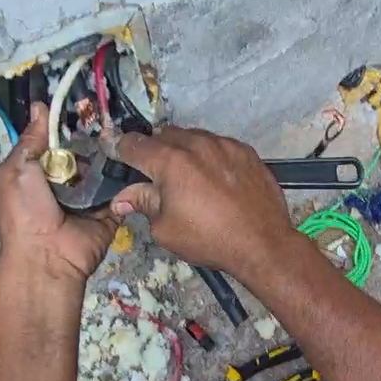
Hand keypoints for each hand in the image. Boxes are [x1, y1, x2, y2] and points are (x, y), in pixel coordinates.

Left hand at [0, 103, 117, 283]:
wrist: (47, 255)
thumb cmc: (24, 210)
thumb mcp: (17, 168)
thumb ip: (32, 138)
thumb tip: (40, 105)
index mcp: (40, 170)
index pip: (58, 140)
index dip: (70, 123)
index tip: (87, 101)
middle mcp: (66, 181)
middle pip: (86, 151)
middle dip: (96, 137)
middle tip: (113, 117)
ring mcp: (91, 196)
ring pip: (106, 167)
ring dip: (115, 154)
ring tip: (129, 135)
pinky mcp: (111, 210)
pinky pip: (123, 189)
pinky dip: (129, 177)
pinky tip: (139, 158)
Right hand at [109, 125, 302, 279]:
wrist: (262, 243)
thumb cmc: (208, 239)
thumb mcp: (166, 228)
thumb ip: (143, 204)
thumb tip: (120, 199)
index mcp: (170, 161)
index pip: (134, 144)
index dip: (121, 149)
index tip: (118, 156)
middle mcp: (197, 144)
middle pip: (165, 136)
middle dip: (155, 150)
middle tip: (156, 175)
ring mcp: (225, 145)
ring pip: (194, 137)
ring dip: (184, 151)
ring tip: (188, 177)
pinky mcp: (246, 152)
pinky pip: (219, 145)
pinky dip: (210, 156)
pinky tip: (215, 178)